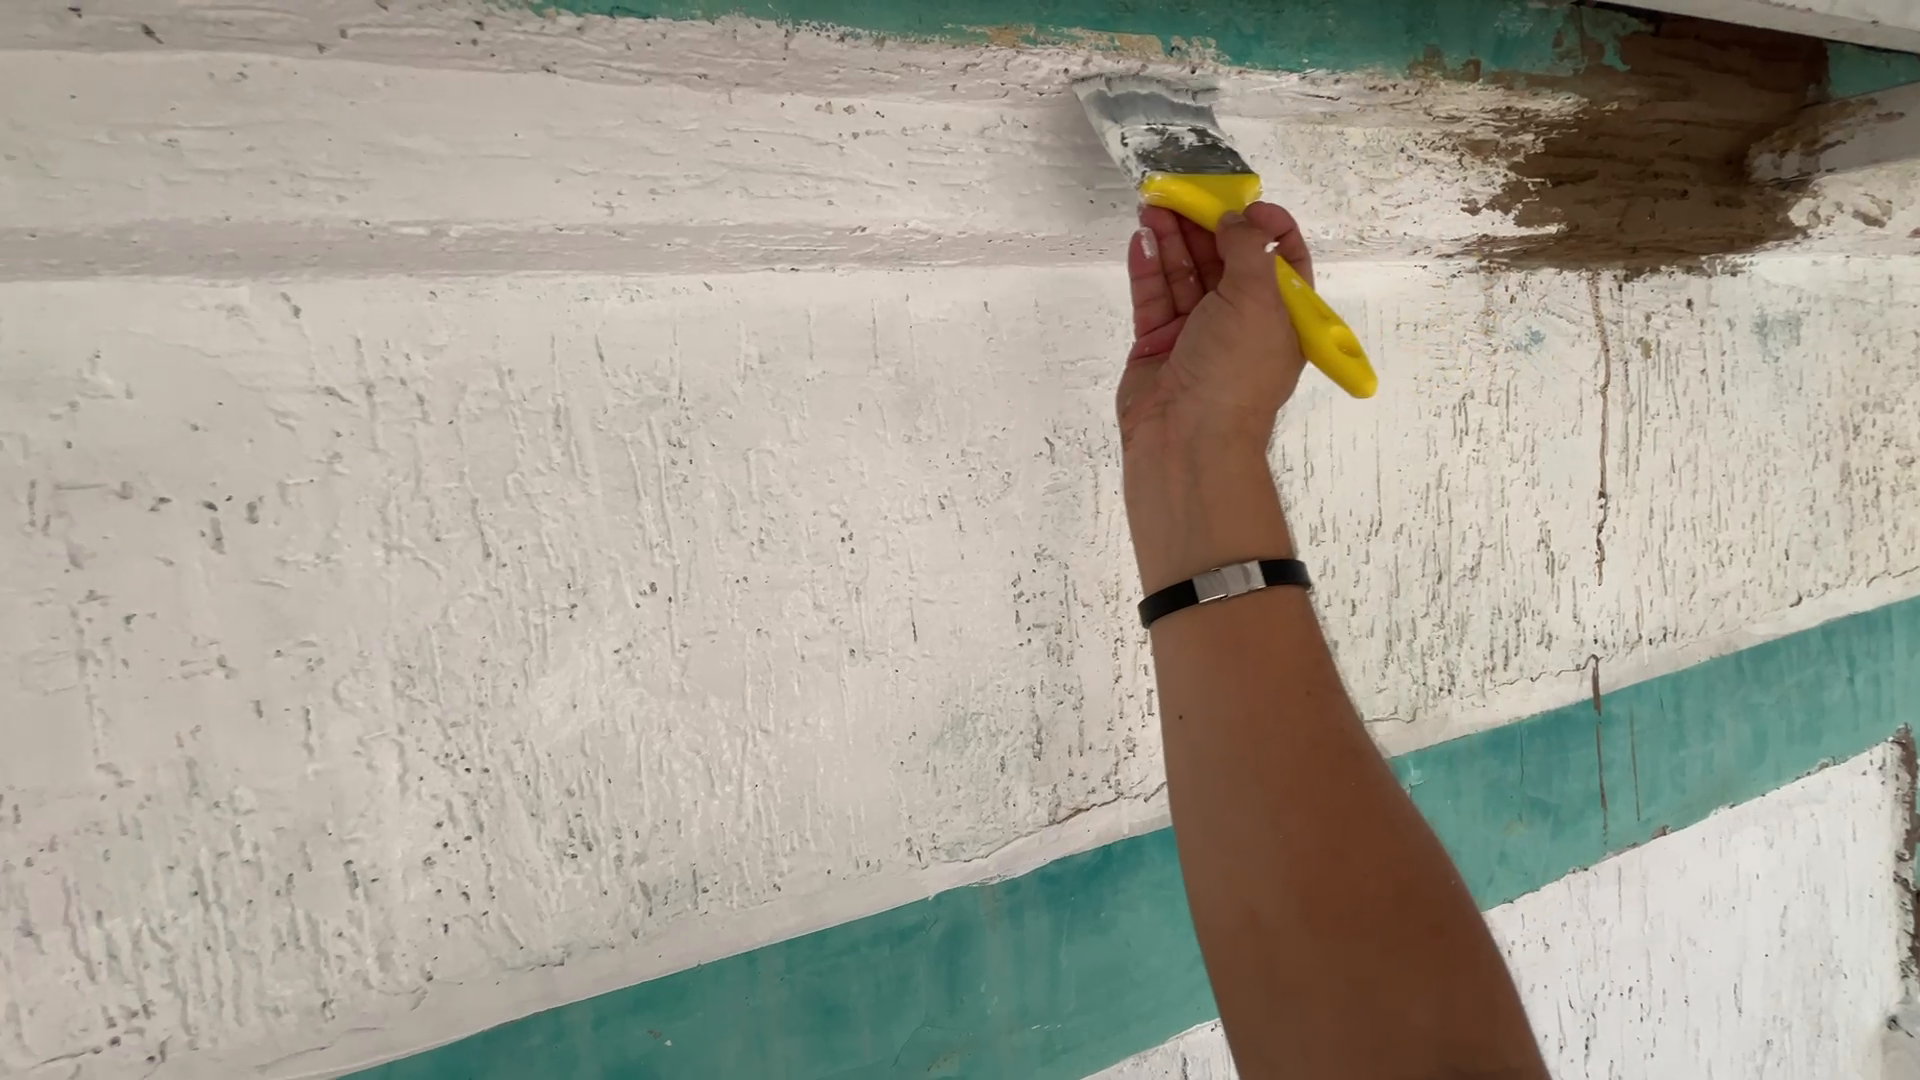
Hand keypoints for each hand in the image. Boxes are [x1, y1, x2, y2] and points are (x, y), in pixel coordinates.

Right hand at [1119, 201, 1311, 592]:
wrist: (1186, 438)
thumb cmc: (1235, 370)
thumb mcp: (1260, 300)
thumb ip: (1249, 249)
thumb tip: (1238, 219)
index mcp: (1281, 315)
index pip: (1281, 258)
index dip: (1266, 224)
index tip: (1244, 202)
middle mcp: (1240, 321)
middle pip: (1224, 260)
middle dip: (1206, 223)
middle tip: (1182, 189)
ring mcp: (1195, 334)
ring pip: (1185, 275)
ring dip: (1172, 238)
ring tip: (1153, 203)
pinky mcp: (1157, 345)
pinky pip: (1154, 299)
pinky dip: (1147, 269)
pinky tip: (1141, 239)